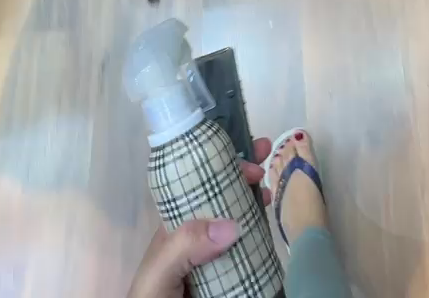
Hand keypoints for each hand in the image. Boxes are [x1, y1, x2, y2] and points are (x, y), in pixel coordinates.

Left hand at [125, 137, 272, 297]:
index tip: (252, 152)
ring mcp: (215, 257)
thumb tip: (232, 223)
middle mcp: (198, 238)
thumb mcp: (158, 274)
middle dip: (246, 172)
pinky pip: (249, 248)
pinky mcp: (231, 277)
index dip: (227, 163)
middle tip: (267, 157)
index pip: (204, 184)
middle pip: (224, 196)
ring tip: (270, 192)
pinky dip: (261, 232)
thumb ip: (184, 246)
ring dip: (255, 198)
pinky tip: (270, 226)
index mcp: (178, 228)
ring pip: (239, 218)